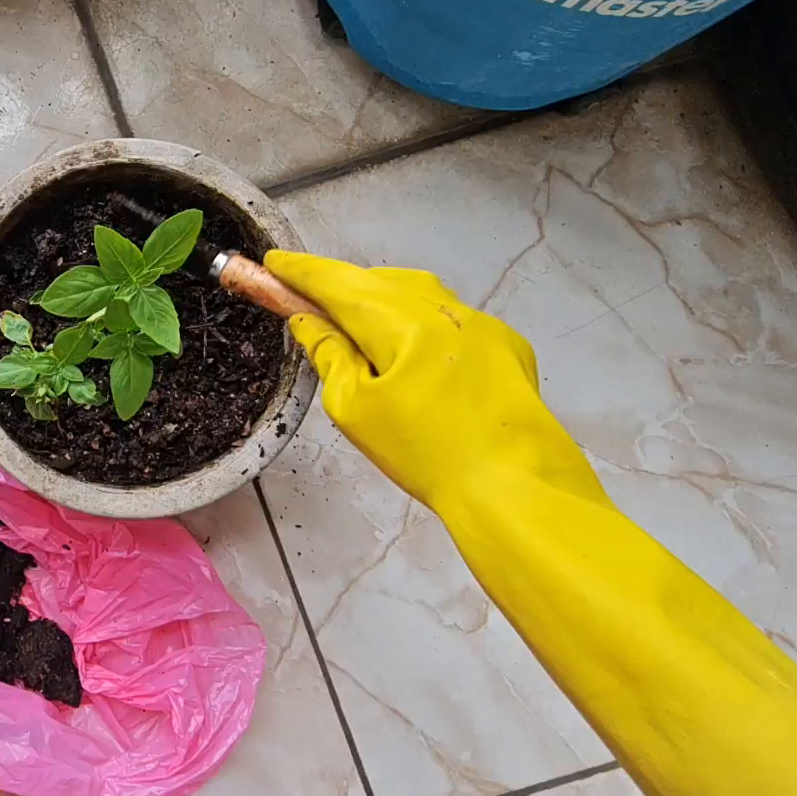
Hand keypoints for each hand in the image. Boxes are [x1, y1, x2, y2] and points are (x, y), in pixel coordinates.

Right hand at [265, 251, 796, 795]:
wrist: (550, 528)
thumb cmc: (450, 491)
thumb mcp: (366, 425)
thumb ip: (334, 367)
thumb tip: (309, 330)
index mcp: (410, 338)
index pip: (331, 289)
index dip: (285, 278)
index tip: (246, 267)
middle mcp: (452, 324)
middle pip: (370, 282)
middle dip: (319, 282)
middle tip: (276, 287)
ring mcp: (484, 339)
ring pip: (406, 297)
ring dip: (360, 301)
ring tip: (321, 315)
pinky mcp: (504, 359)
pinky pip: (434, 323)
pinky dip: (397, 323)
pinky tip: (384, 344)